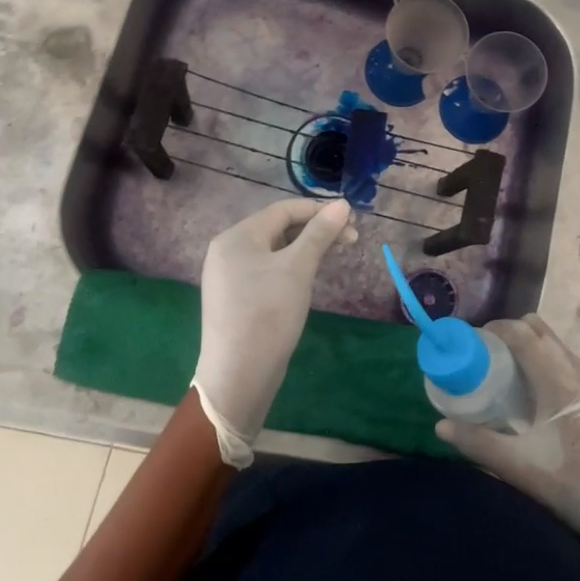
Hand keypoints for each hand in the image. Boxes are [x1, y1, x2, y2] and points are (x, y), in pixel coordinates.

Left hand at [191, 198, 354, 466]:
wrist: (238, 375)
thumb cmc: (268, 314)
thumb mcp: (298, 269)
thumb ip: (319, 233)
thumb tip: (342, 204)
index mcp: (236, 236)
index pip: (283, 210)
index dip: (319, 210)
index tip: (352, 220)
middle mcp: (227, 250)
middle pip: (278, 228)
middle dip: (316, 229)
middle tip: (351, 239)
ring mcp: (229, 276)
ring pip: (274, 250)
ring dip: (306, 248)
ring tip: (335, 254)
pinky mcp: (235, 298)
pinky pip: (266, 269)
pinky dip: (291, 266)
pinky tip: (309, 275)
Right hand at [437, 315, 579, 580]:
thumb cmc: (567, 483)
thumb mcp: (517, 466)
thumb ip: (477, 443)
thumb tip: (441, 425)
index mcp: (558, 382)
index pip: (524, 335)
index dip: (497, 329)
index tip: (475, 339)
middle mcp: (578, 372)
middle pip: (541, 331)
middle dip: (512, 332)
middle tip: (489, 352)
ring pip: (557, 344)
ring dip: (531, 345)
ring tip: (509, 368)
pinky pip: (568, 360)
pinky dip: (548, 359)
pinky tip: (536, 388)